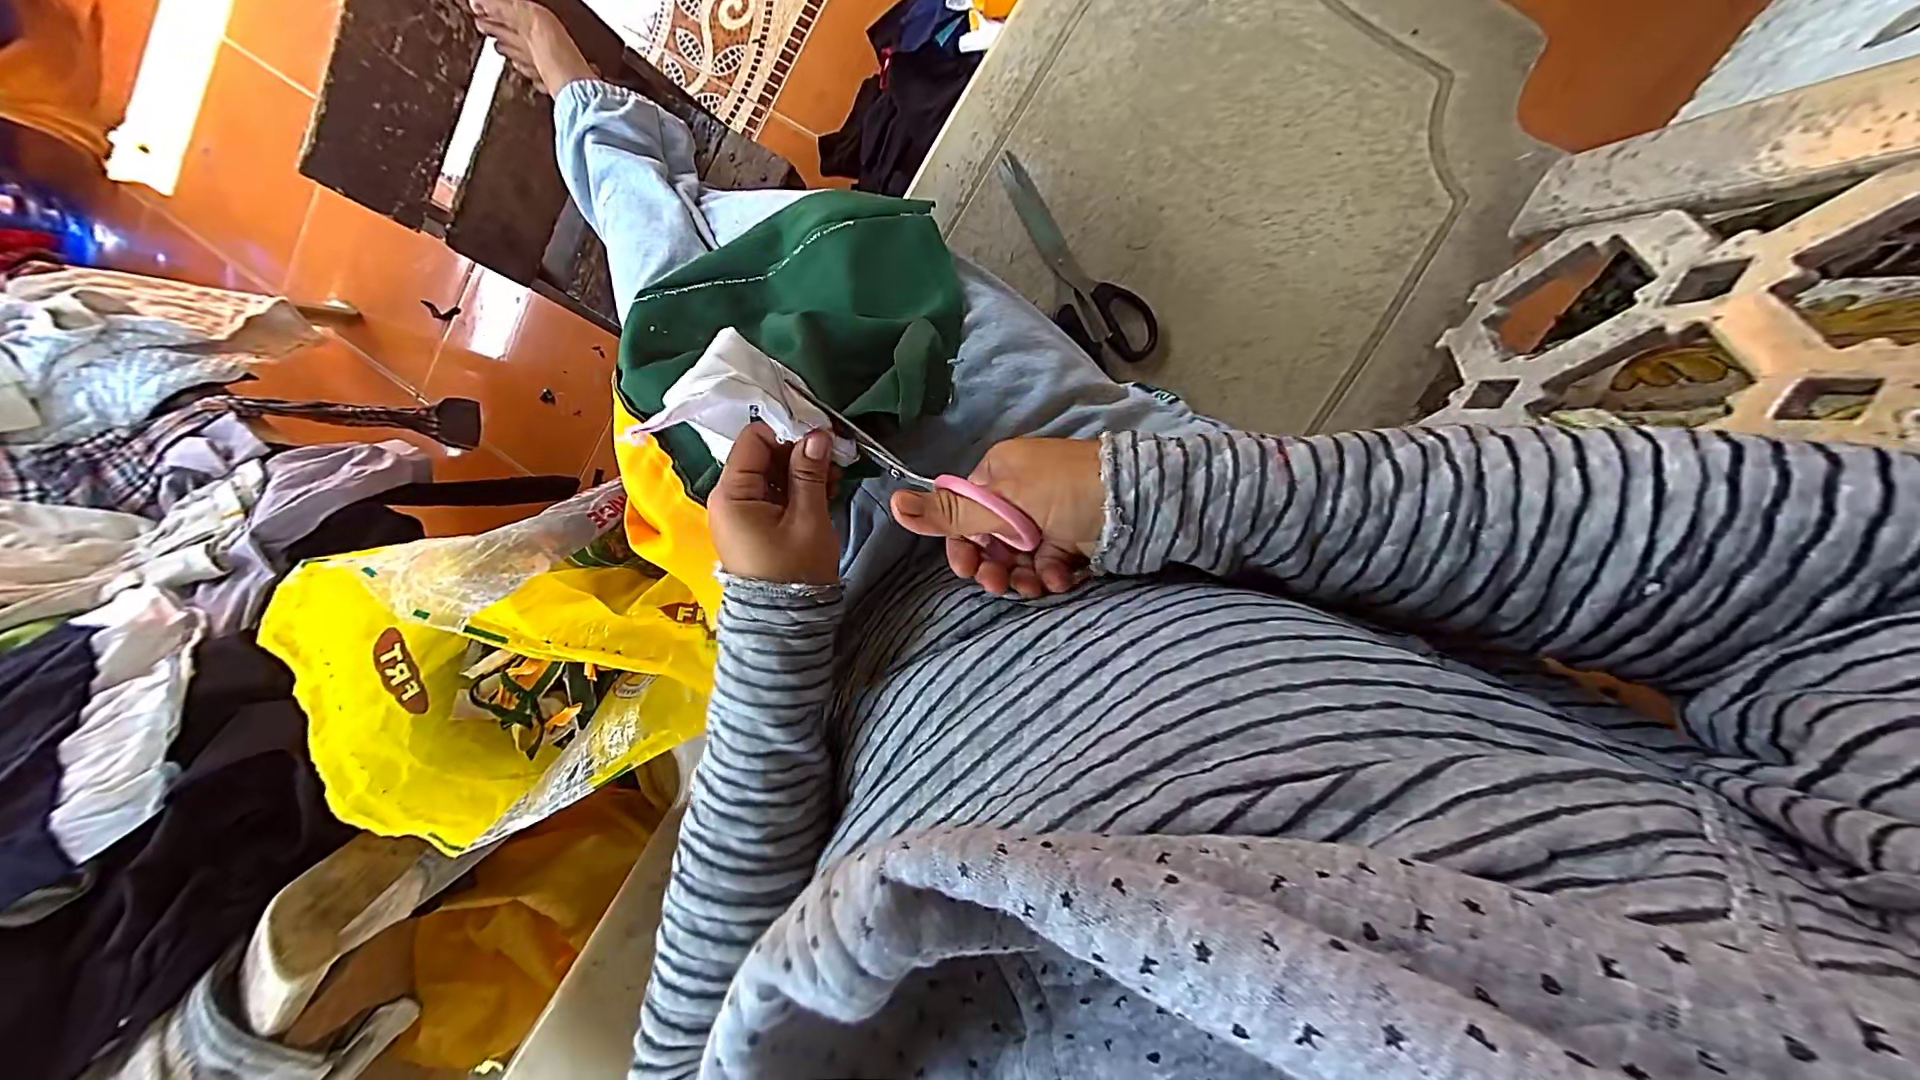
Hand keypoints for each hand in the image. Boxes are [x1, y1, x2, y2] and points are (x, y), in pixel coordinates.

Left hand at [710, 423, 841, 584]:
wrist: (787, 622)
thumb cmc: (796, 569)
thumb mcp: (808, 518)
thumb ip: (809, 472)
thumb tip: (818, 435)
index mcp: (732, 493)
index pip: (754, 439)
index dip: (788, 432)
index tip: (822, 437)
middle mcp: (729, 497)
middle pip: (763, 455)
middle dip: (800, 452)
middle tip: (835, 459)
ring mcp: (740, 511)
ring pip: (772, 474)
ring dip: (803, 471)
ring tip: (834, 479)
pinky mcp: (754, 523)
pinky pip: (774, 494)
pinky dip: (798, 489)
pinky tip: (825, 491)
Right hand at [890, 438, 1102, 597]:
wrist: (1139, 498)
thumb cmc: (1066, 491)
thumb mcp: (1005, 502)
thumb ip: (952, 512)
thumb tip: (894, 504)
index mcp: (998, 476)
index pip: (965, 516)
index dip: (962, 547)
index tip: (968, 571)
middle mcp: (1019, 496)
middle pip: (991, 541)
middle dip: (994, 568)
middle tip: (1001, 586)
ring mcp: (1046, 518)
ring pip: (1019, 557)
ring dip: (1023, 578)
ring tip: (1038, 588)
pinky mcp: (1071, 538)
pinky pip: (1048, 563)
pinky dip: (1051, 576)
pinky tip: (1061, 580)